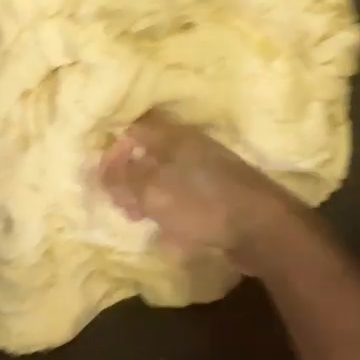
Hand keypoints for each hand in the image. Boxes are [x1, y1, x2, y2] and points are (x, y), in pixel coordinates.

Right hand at [98, 110, 303, 270]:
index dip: (114, 149)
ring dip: (148, 195)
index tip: (100, 175)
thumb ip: (123, 179)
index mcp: (172, 136)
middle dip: (129, 176)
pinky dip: (170, 208)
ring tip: (137, 217)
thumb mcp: (153, 191)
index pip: (135, 129)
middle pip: (150, 153)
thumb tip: (99, 170)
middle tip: (118, 202)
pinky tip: (167, 230)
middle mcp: (190, 145)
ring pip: (167, 175)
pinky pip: (185, 195)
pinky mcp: (219, 194)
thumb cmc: (200, 202)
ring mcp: (207, 169)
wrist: (260, 226)